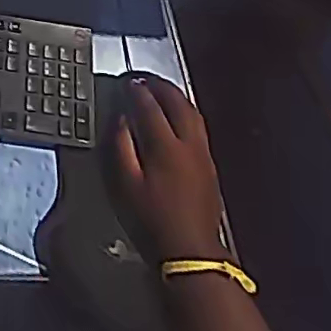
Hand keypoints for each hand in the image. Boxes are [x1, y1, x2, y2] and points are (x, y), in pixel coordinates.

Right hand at [113, 73, 226, 260]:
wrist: (191, 252)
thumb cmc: (152, 218)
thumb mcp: (125, 183)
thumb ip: (121, 146)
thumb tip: (121, 119)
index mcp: (165, 147)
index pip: (150, 107)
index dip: (137, 91)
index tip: (127, 83)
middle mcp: (188, 145)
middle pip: (178, 103)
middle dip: (160, 86)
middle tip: (144, 79)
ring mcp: (203, 155)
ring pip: (193, 113)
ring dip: (176, 96)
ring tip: (160, 90)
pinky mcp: (210, 165)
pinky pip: (198, 127)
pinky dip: (185, 112)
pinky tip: (176, 116)